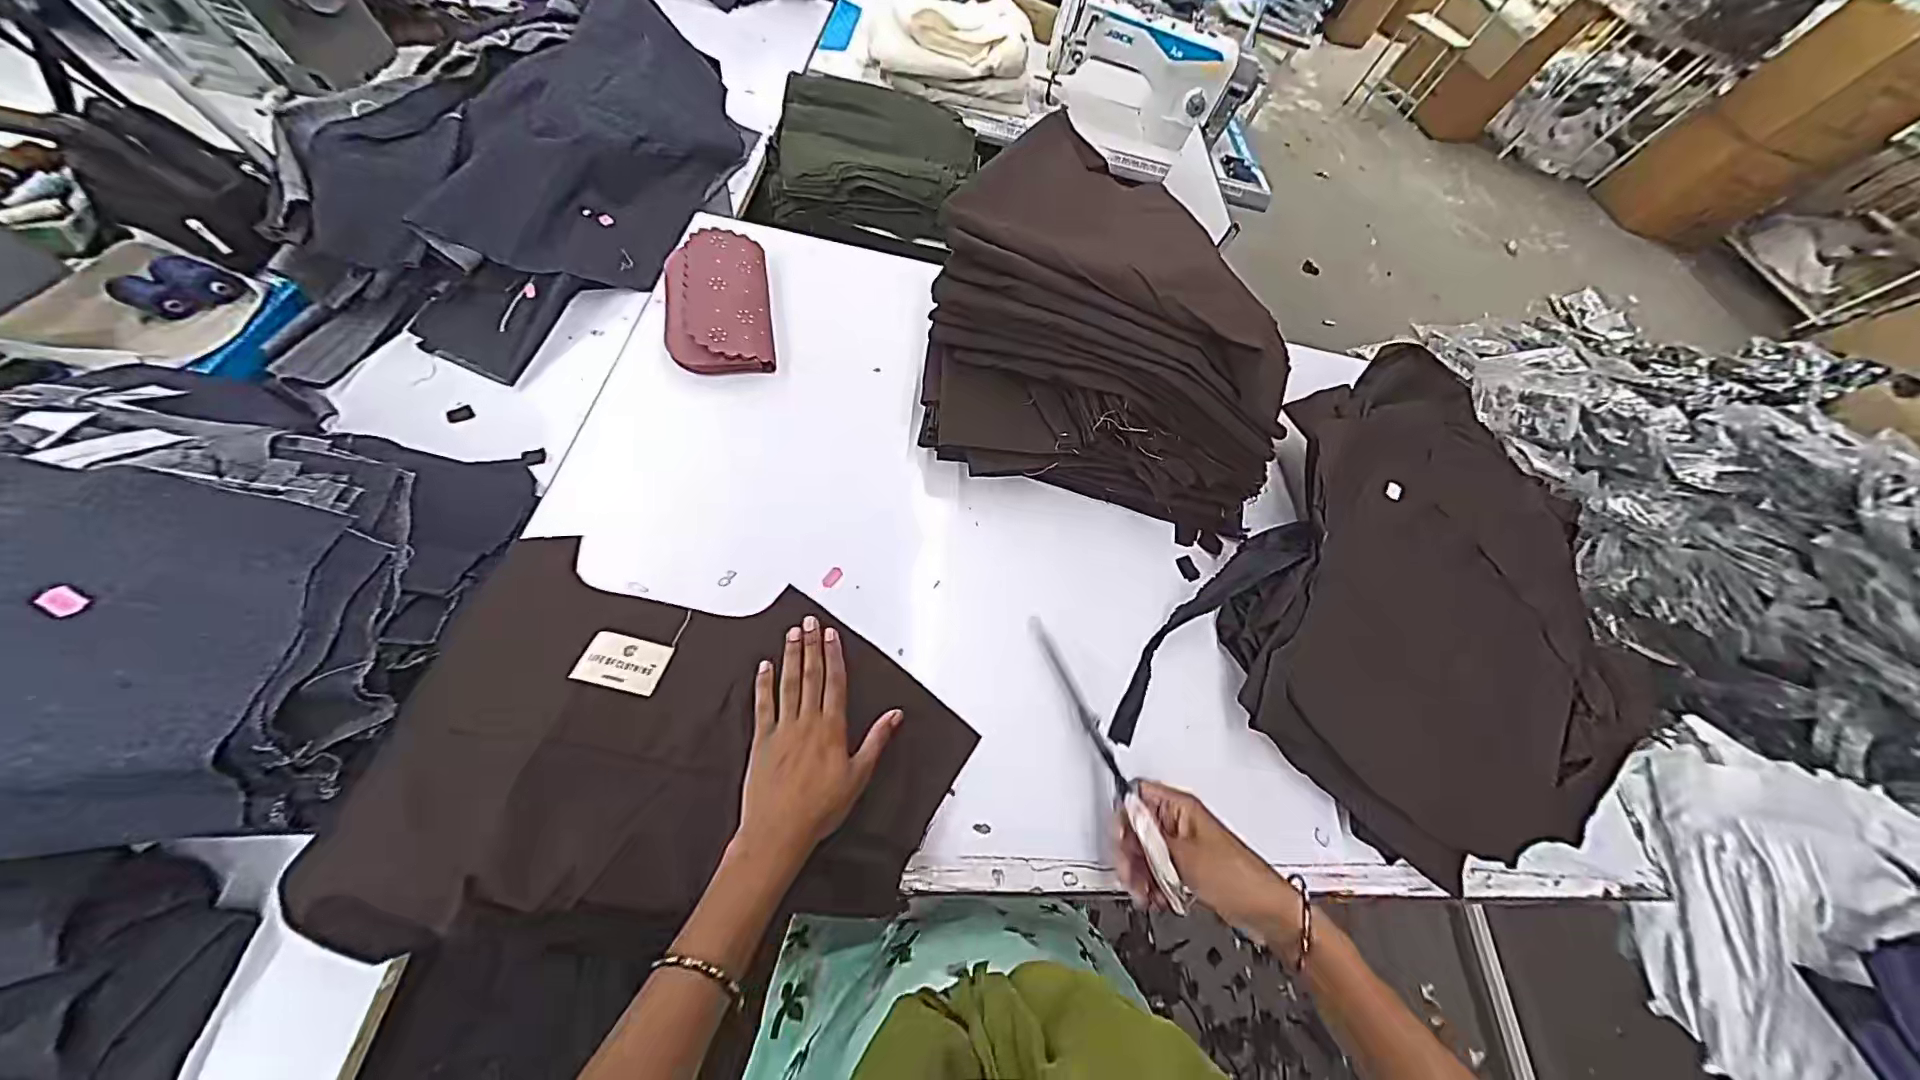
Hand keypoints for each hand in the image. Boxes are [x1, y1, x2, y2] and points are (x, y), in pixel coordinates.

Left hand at [736, 615, 901, 867]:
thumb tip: (894, 716)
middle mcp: (806, 723)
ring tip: (792, 634)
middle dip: (812, 646)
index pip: (834, 683)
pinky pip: (763, 705)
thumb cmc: (820, 808)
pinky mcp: (761, 740)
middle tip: (810, 622)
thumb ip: (876, 741)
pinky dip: (763, 684)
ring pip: (788, 684)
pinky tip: (764, 667)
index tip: (832, 636)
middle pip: (811, 676)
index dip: (833, 656)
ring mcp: (782, 730)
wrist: (779, 831)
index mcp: (831, 729)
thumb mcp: (859, 776)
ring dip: (791, 657)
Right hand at [1116, 781, 1303, 951]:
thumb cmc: (1240, 879)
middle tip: (1129, 872)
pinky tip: (1156, 898)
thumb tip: (1126, 812)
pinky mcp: (1187, 868)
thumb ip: (1150, 835)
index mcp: (1181, 807)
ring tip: (1144, 892)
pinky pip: (1158, 870)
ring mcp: (1183, 846)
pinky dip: (1152, 884)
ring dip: (1140, 873)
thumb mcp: (1184, 855)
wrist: (1268, 914)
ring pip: (1146, 852)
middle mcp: (1180, 823)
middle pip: (1138, 828)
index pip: (1138, 796)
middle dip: (1130, 853)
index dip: (1124, 817)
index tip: (1120, 840)